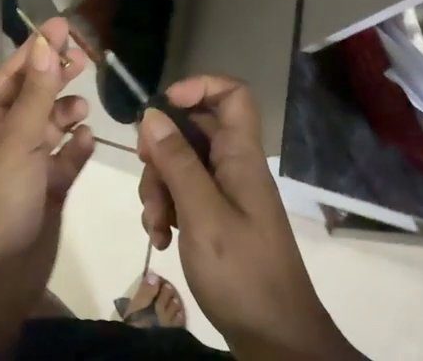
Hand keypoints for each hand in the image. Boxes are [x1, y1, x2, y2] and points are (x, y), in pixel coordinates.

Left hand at [0, 17, 94, 349]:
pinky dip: (76, 148)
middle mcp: (4, 136)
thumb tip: (44, 41)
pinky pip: (64, 159)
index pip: (14, 72)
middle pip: (34, 95)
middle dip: (57, 75)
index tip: (64, 25)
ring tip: (86, 106)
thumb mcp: (18, 141)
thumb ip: (37, 93)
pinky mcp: (45, 190)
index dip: (38, 47)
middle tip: (86, 56)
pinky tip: (89, 139)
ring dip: (67, 112)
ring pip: (51, 126)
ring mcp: (25, 164)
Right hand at [138, 76, 361, 360]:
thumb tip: (153, 113)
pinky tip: (161, 239)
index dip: (198, 88)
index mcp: (241, 157)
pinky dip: (167, 211)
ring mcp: (227, 196)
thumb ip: (177, 161)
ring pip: (183, 166)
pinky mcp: (218, 222)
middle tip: (147, 174)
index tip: (162, 108)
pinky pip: (185, 197)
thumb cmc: (242, 272)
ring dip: (159, 188)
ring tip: (155, 223)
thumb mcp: (202, 214)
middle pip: (194, 131)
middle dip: (161, 150)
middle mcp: (235, 169)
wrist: (275, 339)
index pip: (232, 95)